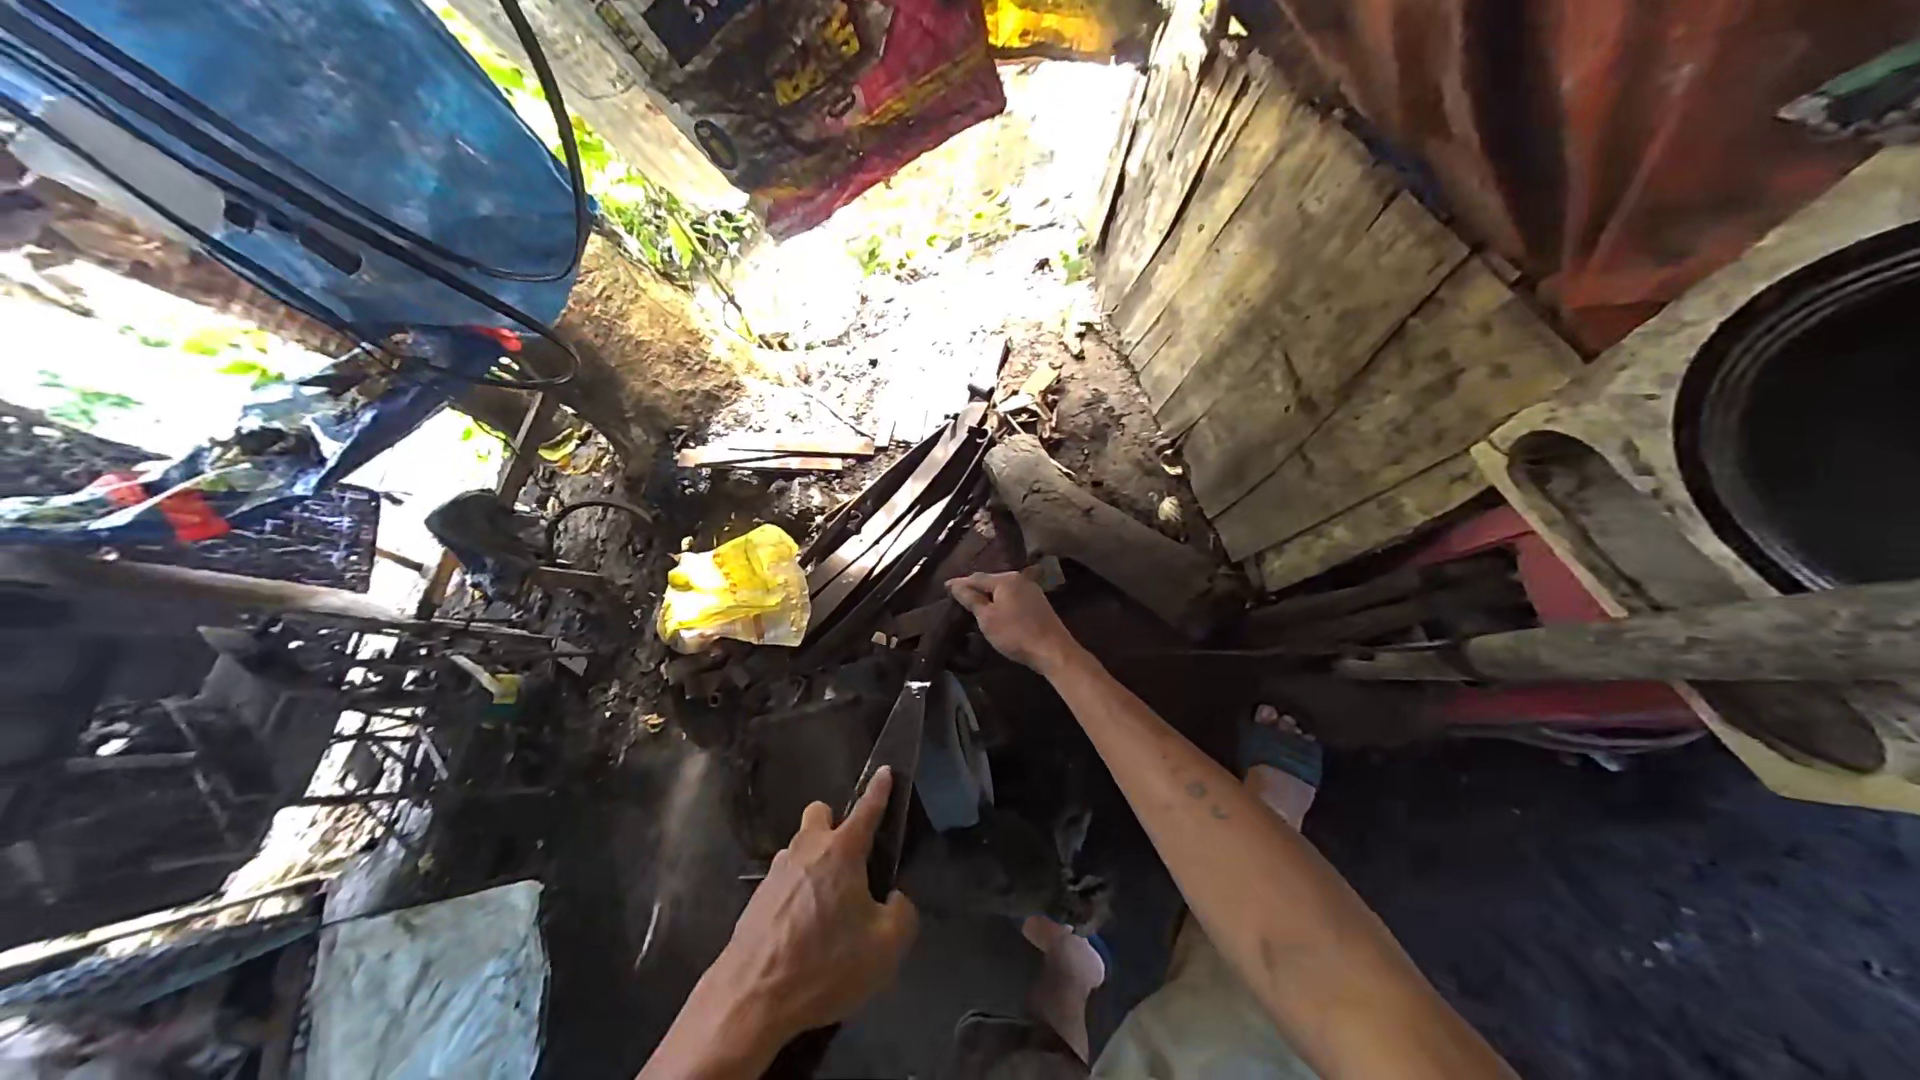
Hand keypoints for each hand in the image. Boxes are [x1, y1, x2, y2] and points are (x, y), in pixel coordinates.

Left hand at [641, 769, 918, 1078]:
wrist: (751, 1000)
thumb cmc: (824, 966)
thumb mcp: (886, 947)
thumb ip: (902, 914)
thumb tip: (894, 900)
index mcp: (842, 852)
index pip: (867, 809)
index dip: (880, 789)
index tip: (884, 770)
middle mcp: (807, 851)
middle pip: (820, 814)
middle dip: (834, 825)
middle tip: (849, 862)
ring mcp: (776, 873)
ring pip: (799, 848)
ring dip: (814, 863)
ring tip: (827, 908)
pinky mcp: (755, 900)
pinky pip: (783, 882)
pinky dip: (796, 895)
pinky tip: (802, 932)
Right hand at [947, 571, 1085, 676]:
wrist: (1053, 650)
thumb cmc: (1016, 634)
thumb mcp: (987, 618)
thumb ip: (971, 599)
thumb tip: (955, 585)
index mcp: (1006, 579)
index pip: (976, 578)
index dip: (960, 583)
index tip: (945, 587)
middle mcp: (1019, 579)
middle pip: (990, 580)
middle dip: (974, 587)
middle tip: (958, 594)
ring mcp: (1031, 590)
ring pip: (1002, 589)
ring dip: (988, 594)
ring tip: (974, 601)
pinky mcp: (1038, 603)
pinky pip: (1012, 597)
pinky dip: (1000, 601)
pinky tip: (995, 608)